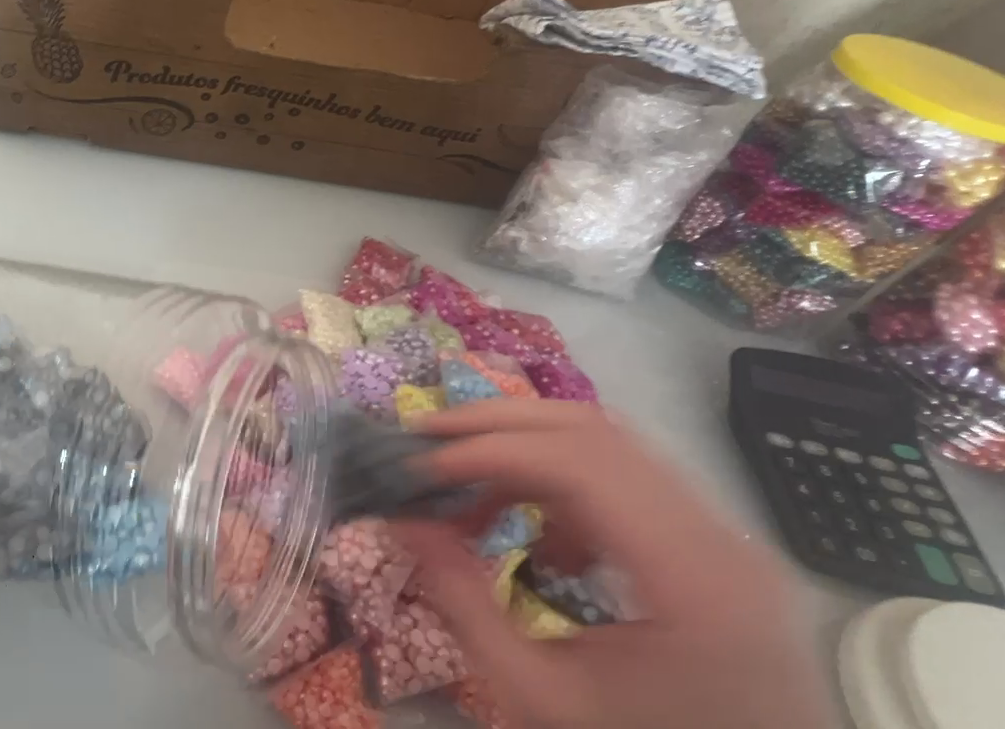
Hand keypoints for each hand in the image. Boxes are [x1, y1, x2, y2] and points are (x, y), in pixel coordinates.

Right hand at [396, 400, 834, 728]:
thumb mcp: (540, 696)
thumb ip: (464, 604)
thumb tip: (403, 521)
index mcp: (690, 578)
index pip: (579, 462)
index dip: (490, 448)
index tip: (421, 466)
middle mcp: (716, 536)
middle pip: (593, 430)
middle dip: (496, 425)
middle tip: (425, 439)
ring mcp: (719, 534)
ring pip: (605, 441)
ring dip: (522, 446)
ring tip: (461, 479)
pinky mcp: (707, 542)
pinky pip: (620, 476)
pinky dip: (555, 480)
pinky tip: (527, 529)